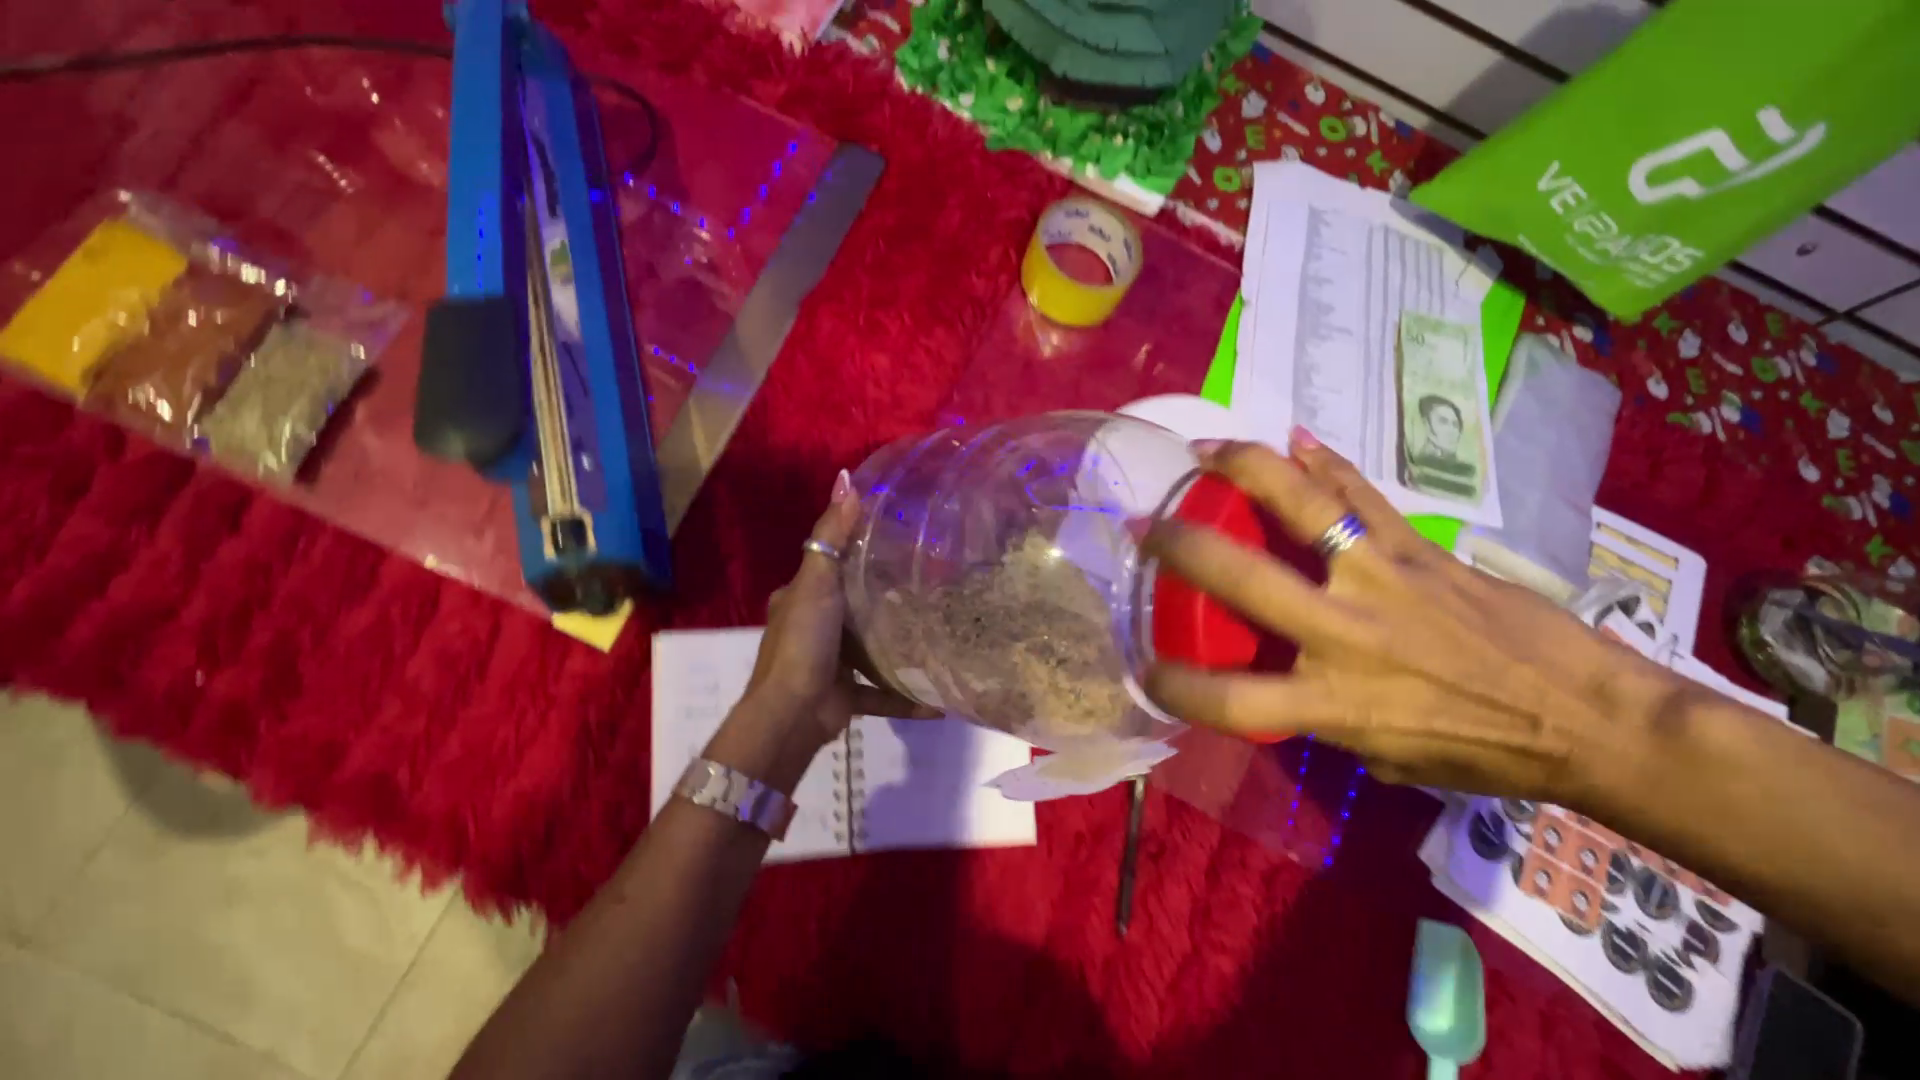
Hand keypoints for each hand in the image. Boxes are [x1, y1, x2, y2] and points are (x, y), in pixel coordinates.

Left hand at [737, 469, 935, 750]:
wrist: (792, 714)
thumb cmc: (803, 641)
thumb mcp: (816, 580)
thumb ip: (833, 535)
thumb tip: (846, 479)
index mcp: (802, 597)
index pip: (831, 563)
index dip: (860, 548)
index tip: (900, 535)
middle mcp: (814, 627)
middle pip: (854, 604)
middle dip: (886, 597)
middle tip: (932, 582)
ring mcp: (830, 663)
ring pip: (869, 648)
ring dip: (897, 644)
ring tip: (938, 630)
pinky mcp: (845, 696)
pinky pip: (880, 693)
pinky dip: (905, 697)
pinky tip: (937, 699)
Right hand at [1141, 430, 1682, 808]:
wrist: (1588, 718)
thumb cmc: (1485, 753)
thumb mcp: (1386, 760)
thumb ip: (1325, 720)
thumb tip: (1293, 691)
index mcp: (1336, 705)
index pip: (1228, 701)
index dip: (1172, 685)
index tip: (1143, 667)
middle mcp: (1346, 634)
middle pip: (1242, 578)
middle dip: (1180, 547)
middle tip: (1145, 525)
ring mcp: (1383, 579)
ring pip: (1303, 507)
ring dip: (1246, 469)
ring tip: (1207, 449)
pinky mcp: (1421, 550)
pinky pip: (1361, 496)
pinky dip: (1324, 463)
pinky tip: (1295, 439)